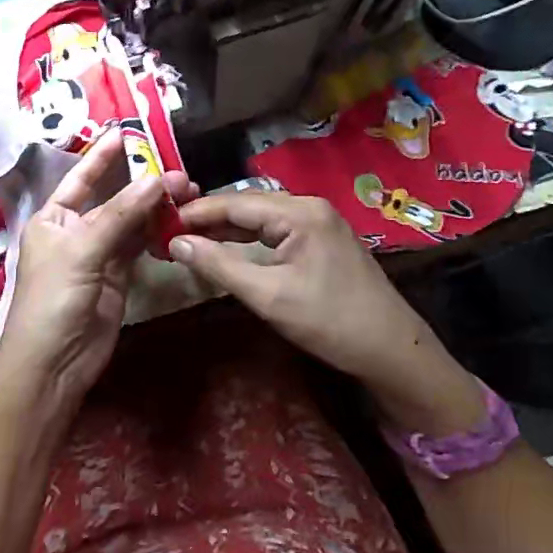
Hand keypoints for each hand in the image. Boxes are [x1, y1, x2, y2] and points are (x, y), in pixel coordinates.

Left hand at [0, 132, 197, 410]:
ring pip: (131, 223)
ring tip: (190, 193)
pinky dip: (157, 233)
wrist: (54, 363)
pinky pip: (139, 247)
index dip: (102, 156)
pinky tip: (178, 220)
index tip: (126, 133)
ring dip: (156, 209)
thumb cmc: (53, 299)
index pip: (81, 179)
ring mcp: (98, 255)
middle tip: (182, 174)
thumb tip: (157, 178)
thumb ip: (120, 215)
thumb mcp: (82, 250)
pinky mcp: (118, 277)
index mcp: (53, 218)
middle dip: (143, 184)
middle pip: (113, 199)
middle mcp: (75, 231)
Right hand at [168, 192, 483, 431]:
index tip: (161, 223)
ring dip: (226, 230)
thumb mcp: (268, 296)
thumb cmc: (329, 321)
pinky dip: (248, 240)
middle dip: (208, 219)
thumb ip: (219, 265)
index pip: (235, 202)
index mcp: (299, 212)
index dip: (196, 212)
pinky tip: (226, 250)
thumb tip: (176, 242)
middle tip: (170, 233)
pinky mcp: (322, 240)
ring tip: (189, 242)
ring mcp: (319, 222)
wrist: (391, 349)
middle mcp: (309, 207)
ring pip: (260, 218)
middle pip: (247, 205)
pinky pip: (275, 230)